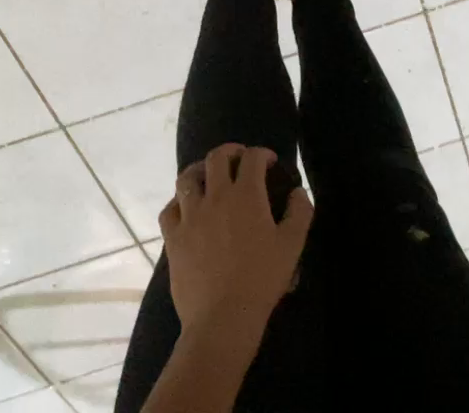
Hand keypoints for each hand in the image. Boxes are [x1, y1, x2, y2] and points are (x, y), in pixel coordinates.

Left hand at [159, 144, 312, 338]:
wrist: (223, 317)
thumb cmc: (262, 279)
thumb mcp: (292, 245)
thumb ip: (299, 212)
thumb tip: (297, 192)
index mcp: (246, 195)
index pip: (252, 158)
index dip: (262, 154)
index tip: (270, 162)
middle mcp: (215, 196)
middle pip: (216, 158)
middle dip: (230, 151)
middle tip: (239, 159)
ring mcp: (190, 216)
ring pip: (187, 178)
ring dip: (200, 171)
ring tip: (208, 178)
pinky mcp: (173, 238)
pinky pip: (169, 209)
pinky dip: (179, 202)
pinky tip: (187, 209)